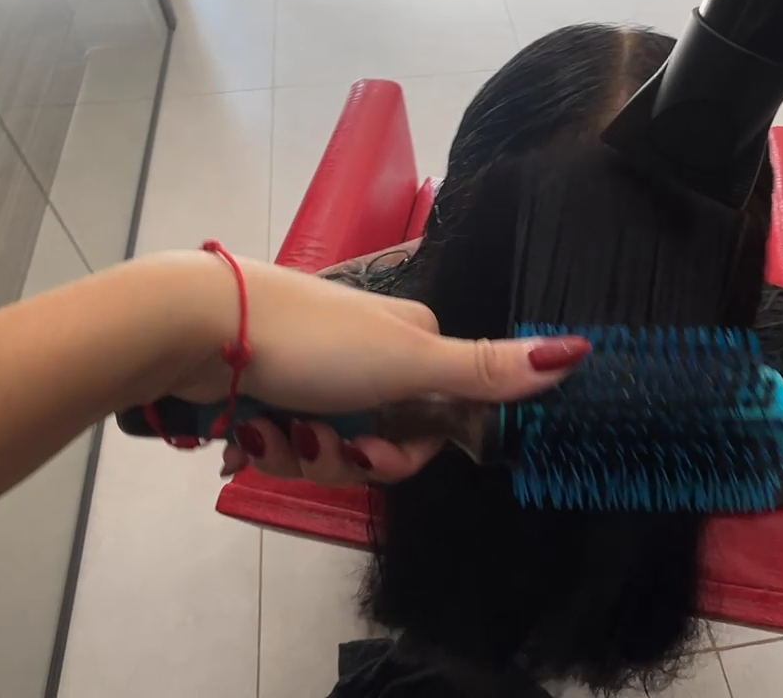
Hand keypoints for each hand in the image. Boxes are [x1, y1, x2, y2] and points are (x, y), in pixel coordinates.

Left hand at [151, 251, 587, 483]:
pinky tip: (250, 425)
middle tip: (318, 436)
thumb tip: (579, 351)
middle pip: (382, 441)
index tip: (374, 449)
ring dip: (303, 454)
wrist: (202, 326)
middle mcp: (371, 355)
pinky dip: (271, 444)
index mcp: (412, 340)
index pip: (437, 420)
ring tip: (272, 426)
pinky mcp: (277, 389)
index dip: (406, 450)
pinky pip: (291, 444)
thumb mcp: (407, 362)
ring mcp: (321, 372)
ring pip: (333, 449)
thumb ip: (486, 368)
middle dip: (347, 456)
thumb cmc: (314, 343)